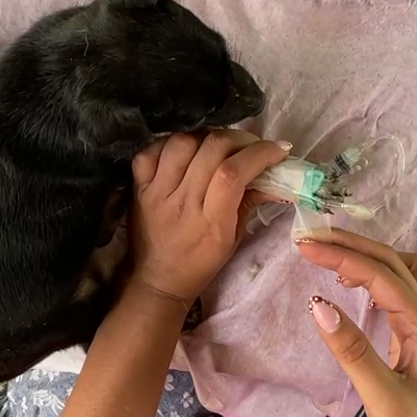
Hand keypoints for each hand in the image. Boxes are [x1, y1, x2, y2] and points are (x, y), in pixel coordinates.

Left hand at [129, 131, 289, 306]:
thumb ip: (250, 202)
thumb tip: (275, 172)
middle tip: (250, 145)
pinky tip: (185, 151)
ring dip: (206, 136)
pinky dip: (169, 143)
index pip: (232, 174)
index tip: (278, 150)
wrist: (157, 280)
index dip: (258, 154)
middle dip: (239, 138)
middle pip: (211, 150)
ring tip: (217, 144)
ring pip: (182, 143)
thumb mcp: (233, 239)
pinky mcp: (138, 187)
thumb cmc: (200, 263)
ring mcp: (156, 193)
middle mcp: (182, 203)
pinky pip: (150, 152)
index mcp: (210, 222)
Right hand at [299, 230, 416, 416]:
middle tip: (311, 240)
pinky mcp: (414, 337)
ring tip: (328, 251)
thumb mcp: (380, 398)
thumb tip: (317, 304)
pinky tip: (348, 280)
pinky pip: (395, 290)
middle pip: (394, 262)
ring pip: (400, 271)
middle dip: (353, 245)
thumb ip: (351, 350)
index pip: (381, 275)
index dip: (342, 256)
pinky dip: (371, 274)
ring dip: (366, 254)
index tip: (304, 247)